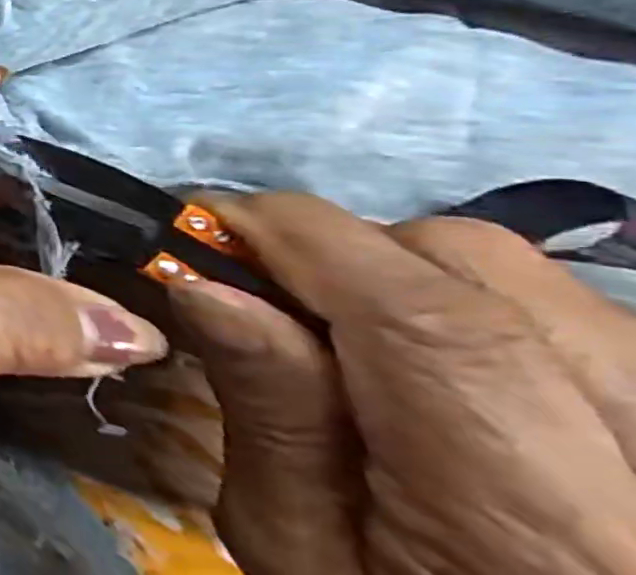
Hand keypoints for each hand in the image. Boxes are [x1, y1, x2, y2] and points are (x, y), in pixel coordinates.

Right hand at [170, 194, 635, 574]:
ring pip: (526, 277)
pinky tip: (429, 370)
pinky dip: (469, 310)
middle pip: (480, 267)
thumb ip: (268, 417)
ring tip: (348, 335)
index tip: (201, 222)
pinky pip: (564, 314)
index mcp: (546, 526)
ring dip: (403, 277)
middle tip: (266, 290)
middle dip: (341, 251)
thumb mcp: (297, 551)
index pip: (423, 317)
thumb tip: (203, 286)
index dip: (297, 238)